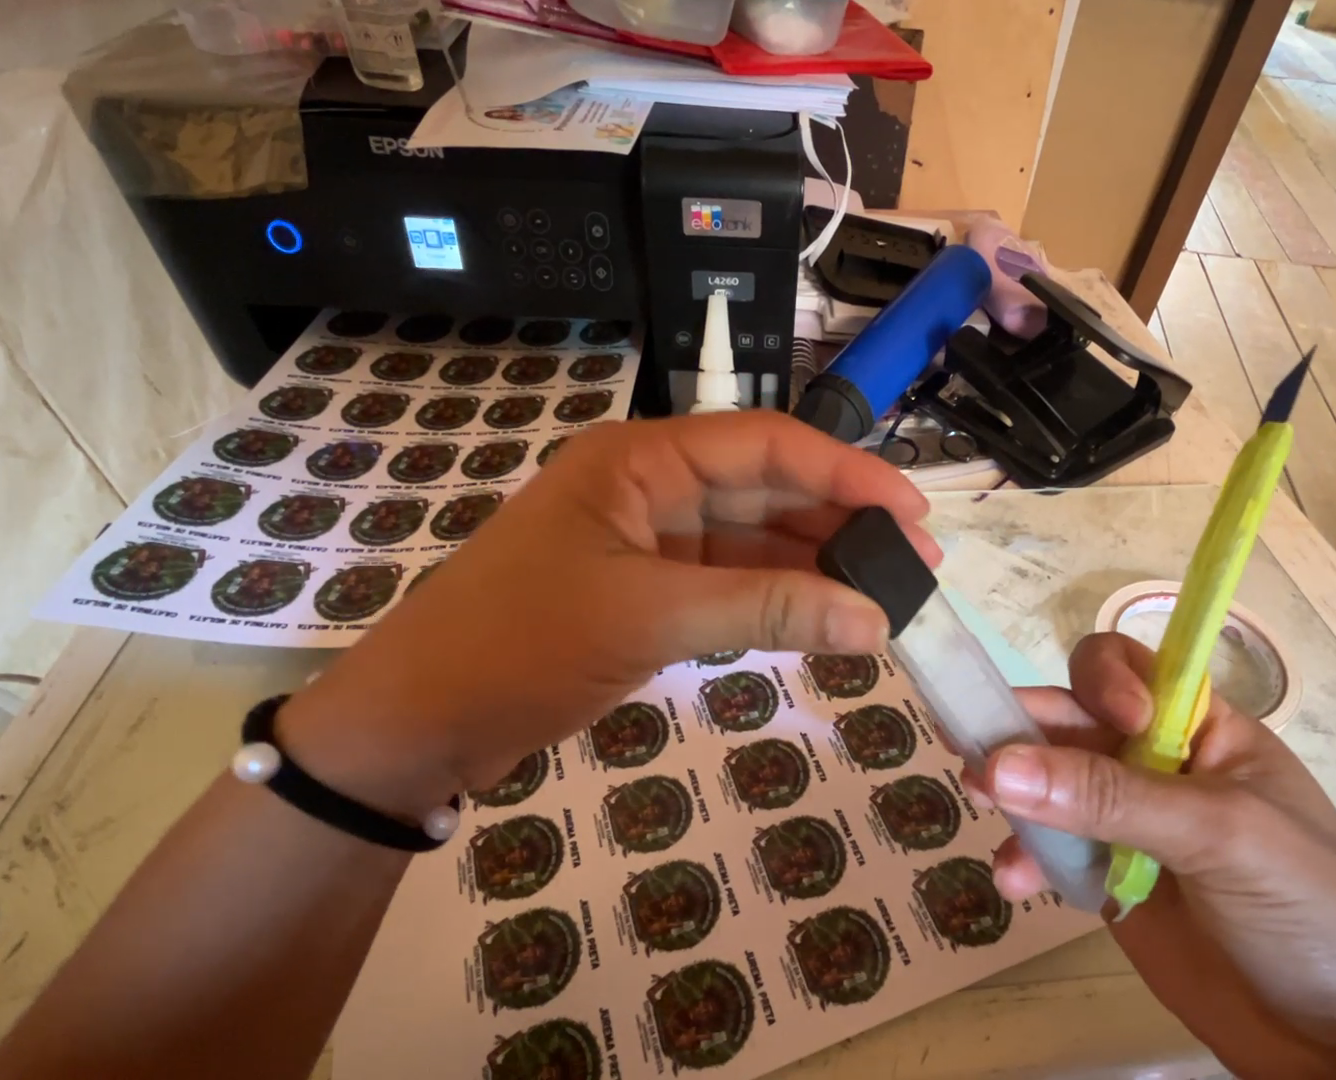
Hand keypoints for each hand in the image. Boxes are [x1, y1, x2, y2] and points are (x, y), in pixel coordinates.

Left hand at [279, 411, 938, 817]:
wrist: (419, 721)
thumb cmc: (522, 644)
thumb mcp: (649, 616)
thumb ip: (766, 608)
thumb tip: (876, 618)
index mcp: (641, 458)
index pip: (767, 445)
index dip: (847, 473)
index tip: (914, 515)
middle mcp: (649, 487)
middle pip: (765, 489)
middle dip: (841, 522)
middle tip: (915, 565)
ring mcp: (647, 543)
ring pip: (751, 541)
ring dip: (813, 566)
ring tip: (884, 597)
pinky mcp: (643, 593)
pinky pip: (727, 585)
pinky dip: (774, 602)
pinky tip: (823, 620)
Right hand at [980, 634, 1335, 1078]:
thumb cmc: (1314, 913)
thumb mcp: (1223, 836)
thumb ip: (1112, 797)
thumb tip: (998, 765)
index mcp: (1204, 731)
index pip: (1132, 673)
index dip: (1103, 681)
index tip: (1109, 721)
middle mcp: (1158, 766)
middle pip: (1073, 723)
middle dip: (1025, 729)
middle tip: (971, 743)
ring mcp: (1130, 827)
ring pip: (1049, 784)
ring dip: (1012, 789)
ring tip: (979, 802)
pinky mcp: (1109, 883)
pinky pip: (1051, 851)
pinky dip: (1024, 857)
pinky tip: (1015, 883)